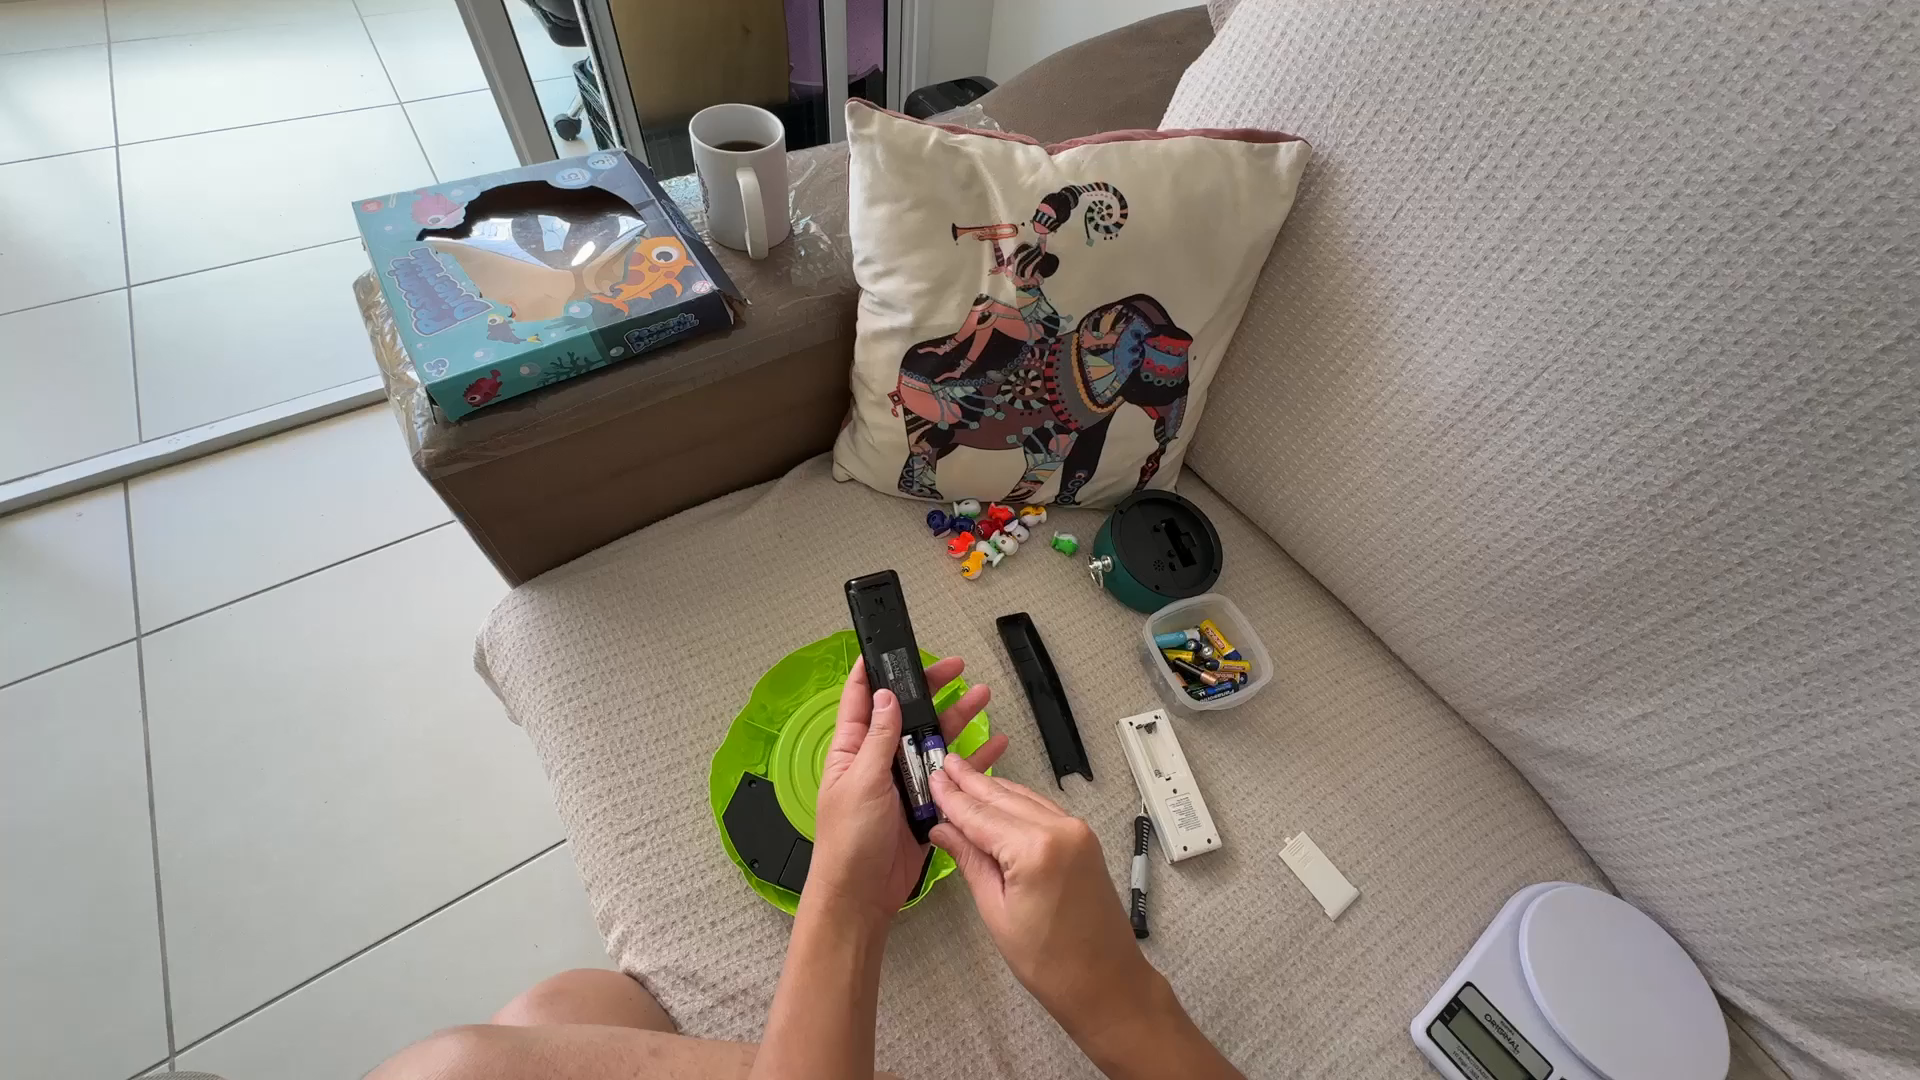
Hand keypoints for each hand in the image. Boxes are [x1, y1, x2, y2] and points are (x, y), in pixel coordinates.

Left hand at [811, 656, 1007, 921]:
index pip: (862, 699)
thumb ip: (878, 738)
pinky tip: (995, 745)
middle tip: (956, 666)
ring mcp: (904, 779)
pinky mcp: (926, 802)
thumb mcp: (861, 781)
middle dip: (930, 688)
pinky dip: (973, 759)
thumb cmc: (850, 840)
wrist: (862, 897)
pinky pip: (952, 774)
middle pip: (907, 713)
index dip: (875, 671)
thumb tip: (887, 696)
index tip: (891, 647)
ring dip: (957, 717)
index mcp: (853, 748)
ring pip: (934, 739)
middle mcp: (879, 758)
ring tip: (982, 694)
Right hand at [926, 755, 1155, 1035]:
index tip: (933, 779)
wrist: (1107, 983)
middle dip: (971, 782)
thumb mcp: (996, 912)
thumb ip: (970, 861)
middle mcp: (1059, 829)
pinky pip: (1041, 808)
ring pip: (1023, 798)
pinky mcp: (1083, 837)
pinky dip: (1016, 801)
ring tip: (964, 774)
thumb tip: (942, 830)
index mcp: (1035, 850)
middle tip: (945, 764)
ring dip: (992, 788)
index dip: (953, 797)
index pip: (981, 815)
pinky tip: (998, 796)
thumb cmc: (1051, 963)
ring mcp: (1075, 830)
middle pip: (1002, 798)